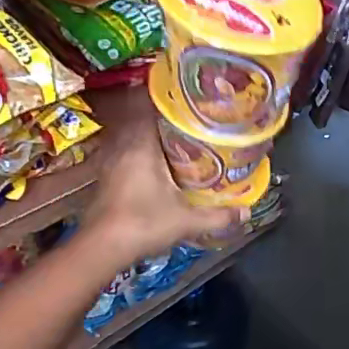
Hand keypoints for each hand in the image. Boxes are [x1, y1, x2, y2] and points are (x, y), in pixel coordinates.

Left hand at [81, 105, 242, 266]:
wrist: (102, 247)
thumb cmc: (144, 224)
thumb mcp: (187, 221)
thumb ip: (217, 215)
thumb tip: (246, 212)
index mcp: (142, 145)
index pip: (150, 106)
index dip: (169, 101)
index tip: (188, 101)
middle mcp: (123, 147)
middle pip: (142, 121)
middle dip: (163, 122)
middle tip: (188, 124)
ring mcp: (109, 163)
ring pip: (132, 140)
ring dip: (150, 140)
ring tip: (175, 144)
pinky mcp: (104, 179)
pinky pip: (125, 157)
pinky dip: (139, 157)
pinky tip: (154, 169)